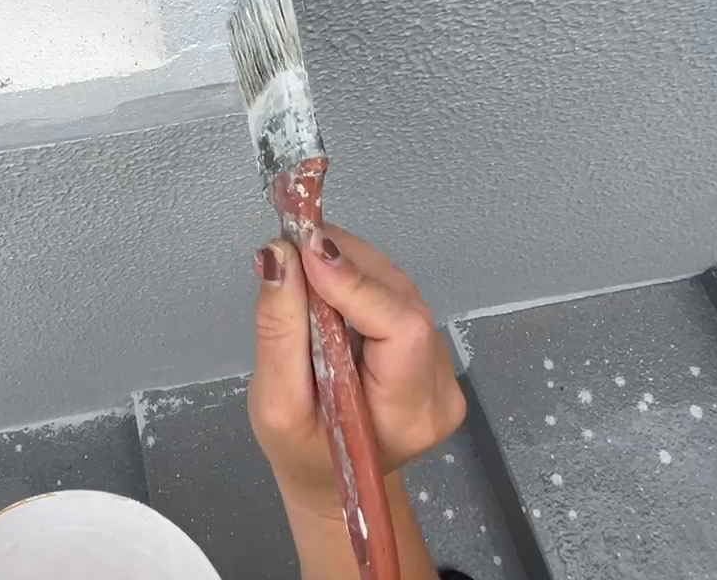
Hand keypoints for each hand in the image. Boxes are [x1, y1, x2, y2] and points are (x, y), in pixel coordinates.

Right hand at [248, 225, 465, 517]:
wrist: (329, 471)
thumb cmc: (301, 449)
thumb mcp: (276, 404)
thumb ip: (279, 330)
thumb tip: (279, 256)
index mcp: (409, 412)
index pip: (401, 327)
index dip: (355, 282)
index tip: (305, 249)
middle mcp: (439, 384)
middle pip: (398, 296)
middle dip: (342, 263)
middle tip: (290, 244)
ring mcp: (441, 363)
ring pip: (395, 286)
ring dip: (346, 263)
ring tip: (300, 260)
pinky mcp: (428, 343)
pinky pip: (393, 292)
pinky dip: (354, 275)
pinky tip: (322, 280)